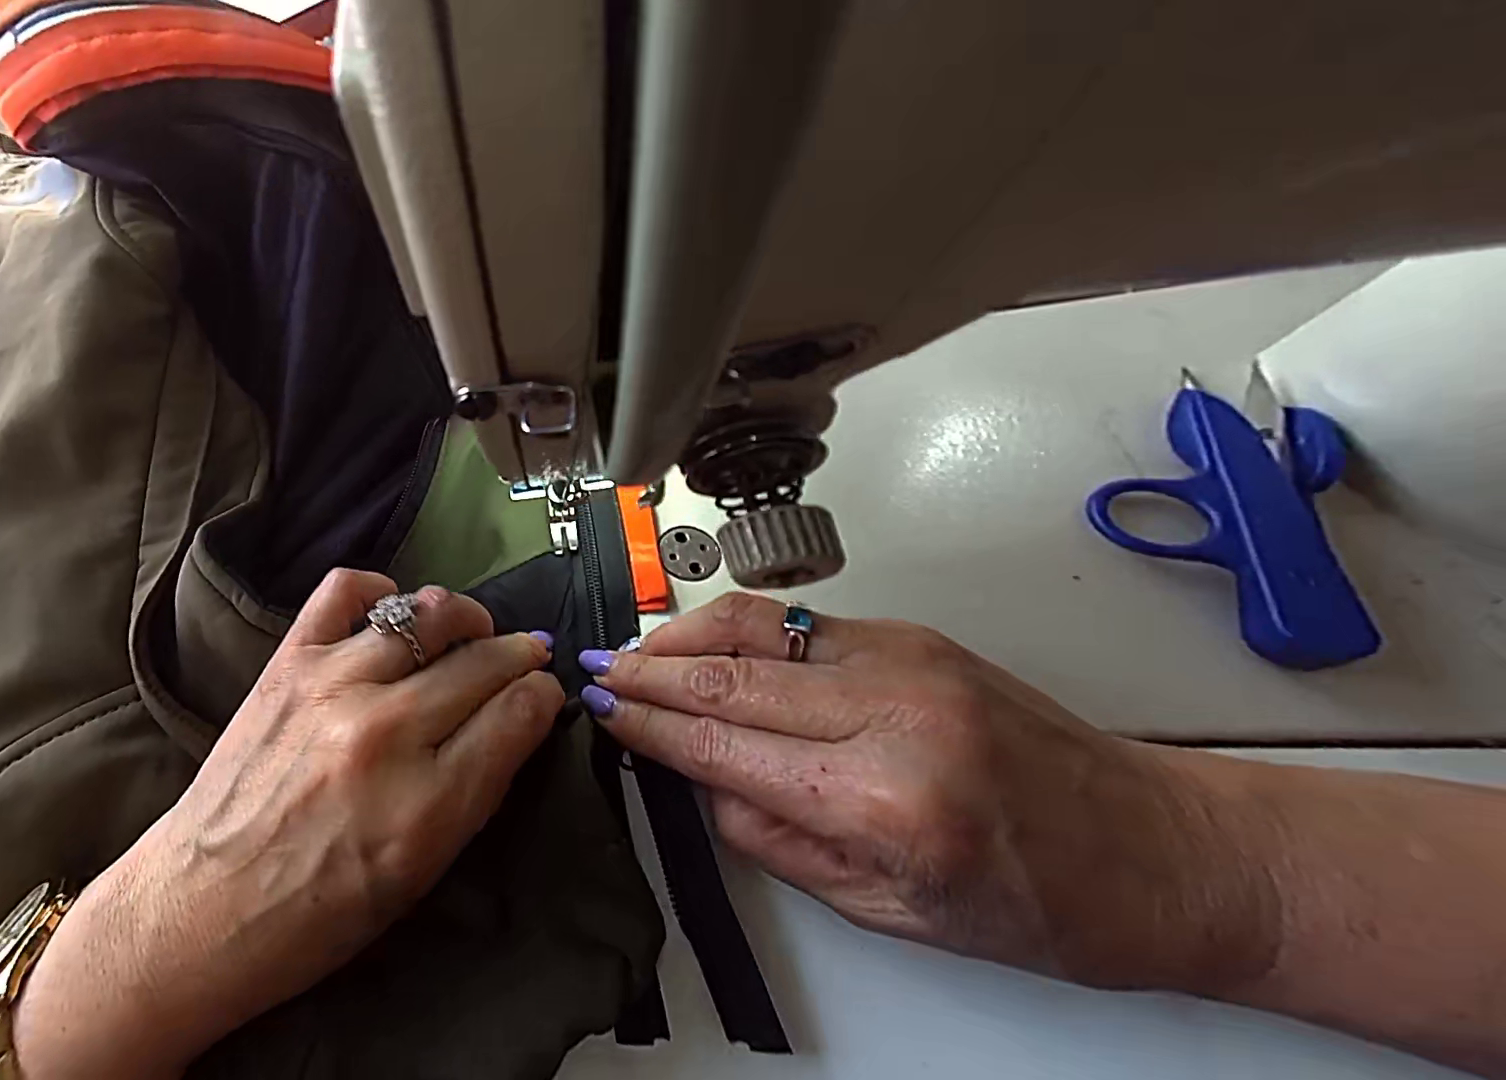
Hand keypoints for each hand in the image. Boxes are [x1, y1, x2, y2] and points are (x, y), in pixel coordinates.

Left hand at [14, 570, 560, 1077]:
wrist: (197, 911)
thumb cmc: (321, 911)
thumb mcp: (425, 869)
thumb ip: (483, 784)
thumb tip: (524, 711)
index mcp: (426, 802)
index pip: (519, 711)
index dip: (545, 694)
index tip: (546, 692)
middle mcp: (384, 731)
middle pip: (485, 660)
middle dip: (521, 654)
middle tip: (524, 658)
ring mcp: (331, 686)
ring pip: (430, 615)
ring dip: (468, 619)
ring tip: (471, 631)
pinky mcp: (286, 663)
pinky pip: (345, 591)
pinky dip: (382, 590)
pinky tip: (395, 611)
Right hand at [578, 593, 1280, 994]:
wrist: (1153, 844)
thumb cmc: (1035, 901)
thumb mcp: (884, 910)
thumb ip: (773, 838)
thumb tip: (701, 778)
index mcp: (880, 802)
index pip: (723, 748)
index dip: (650, 727)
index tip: (605, 711)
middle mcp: (887, 711)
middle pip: (728, 676)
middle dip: (647, 673)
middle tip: (597, 671)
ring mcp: (900, 656)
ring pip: (755, 627)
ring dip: (682, 636)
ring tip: (637, 652)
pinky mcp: (908, 633)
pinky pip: (795, 621)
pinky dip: (735, 628)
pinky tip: (705, 642)